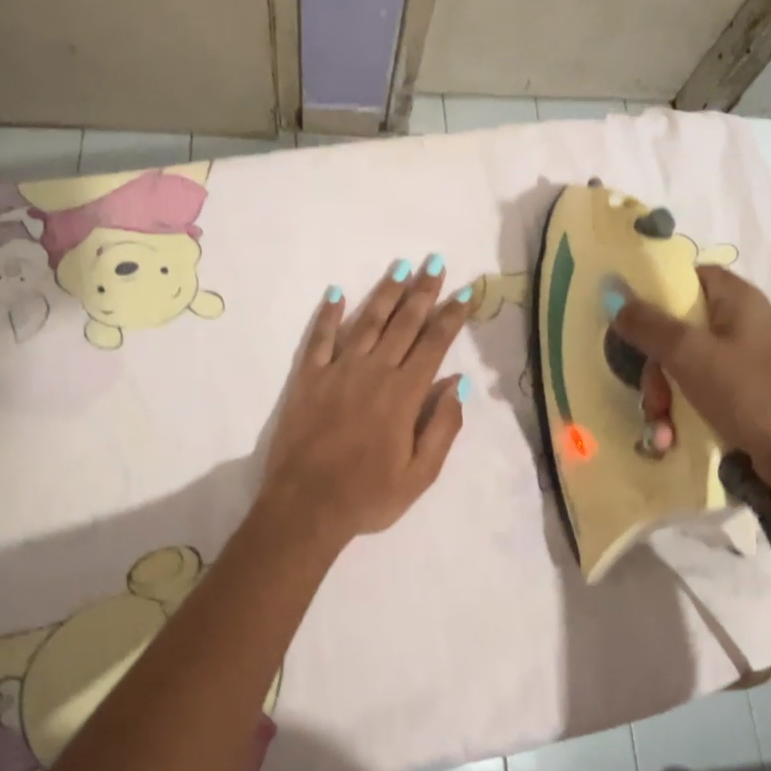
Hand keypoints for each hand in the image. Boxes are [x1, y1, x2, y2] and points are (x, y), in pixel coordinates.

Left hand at [257, 258, 472, 547]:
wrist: (305, 508)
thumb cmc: (368, 497)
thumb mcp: (420, 475)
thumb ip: (442, 427)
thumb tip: (458, 383)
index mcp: (404, 394)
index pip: (434, 344)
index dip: (452, 316)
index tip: (465, 291)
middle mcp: (373, 372)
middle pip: (403, 323)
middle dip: (423, 292)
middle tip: (436, 263)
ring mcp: (337, 372)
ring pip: (366, 322)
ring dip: (385, 293)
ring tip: (400, 267)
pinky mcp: (307, 379)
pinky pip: (319, 339)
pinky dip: (327, 315)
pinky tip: (336, 293)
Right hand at [611, 265, 770, 503]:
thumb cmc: (756, 394)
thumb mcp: (692, 354)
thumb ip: (648, 324)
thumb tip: (612, 293)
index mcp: (735, 300)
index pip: (687, 275)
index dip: (654, 291)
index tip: (626, 319)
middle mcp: (741, 326)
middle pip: (677, 329)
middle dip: (654, 367)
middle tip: (650, 396)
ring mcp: (746, 366)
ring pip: (684, 369)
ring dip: (663, 400)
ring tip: (661, 432)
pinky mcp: (749, 402)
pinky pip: (702, 399)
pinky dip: (683, 418)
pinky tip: (672, 443)